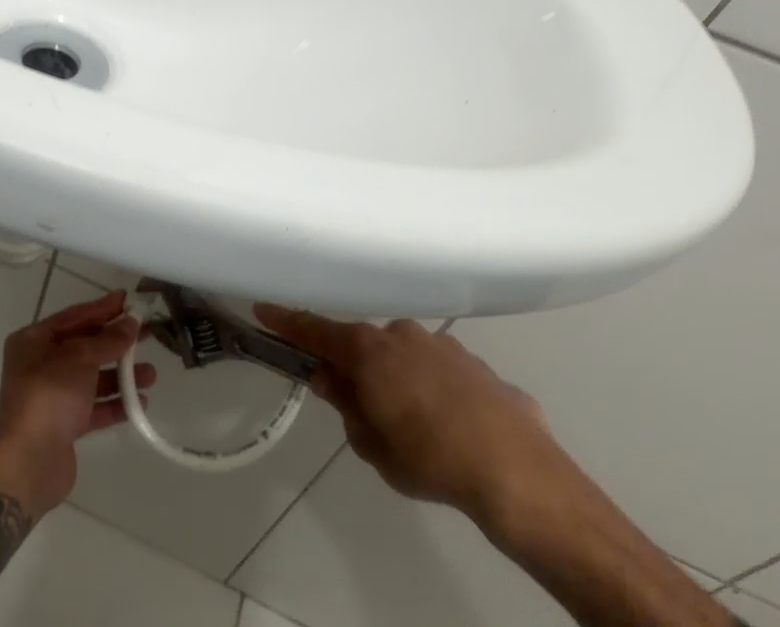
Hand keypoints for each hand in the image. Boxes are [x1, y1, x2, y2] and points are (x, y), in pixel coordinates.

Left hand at [0, 291, 156, 518]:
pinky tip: (139, 403)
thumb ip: (108, 340)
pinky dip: (115, 404)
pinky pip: (94, 408)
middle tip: (148, 333)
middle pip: (85, 347)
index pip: (73, 317)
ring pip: (92, 379)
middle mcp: (40, 366)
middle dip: (116, 343)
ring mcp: (51, 397)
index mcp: (33, 342)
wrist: (29, 460)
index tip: (128, 300)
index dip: (102, 308)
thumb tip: (130, 324)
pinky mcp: (63, 425)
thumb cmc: (50, 396)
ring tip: (151, 374)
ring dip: (121, 376)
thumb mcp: (80, 358)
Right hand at [254, 306, 575, 522]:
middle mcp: (404, 337)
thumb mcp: (371, 443)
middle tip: (356, 407)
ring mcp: (445, 347)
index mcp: (370, 353)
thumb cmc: (428, 459)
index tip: (265, 310)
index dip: (288, 323)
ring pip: (404, 357)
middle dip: (355, 369)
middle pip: (364, 346)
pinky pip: (438, 371)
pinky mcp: (477, 365)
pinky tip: (447, 426)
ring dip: (396, 379)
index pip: (316, 331)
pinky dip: (431, 389)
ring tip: (410, 427)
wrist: (515, 470)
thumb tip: (331, 379)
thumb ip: (347, 405)